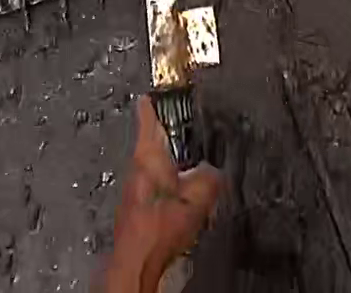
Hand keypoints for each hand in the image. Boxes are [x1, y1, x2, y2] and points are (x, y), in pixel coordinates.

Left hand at [105, 96, 224, 292]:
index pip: (147, 113)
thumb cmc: (158, 227)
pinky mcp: (137, 204)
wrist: (137, 262)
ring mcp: (134, 185)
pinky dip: (169, 182)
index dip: (155, 98)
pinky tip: (183, 195)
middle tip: (186, 124)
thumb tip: (216, 170)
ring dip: (171, 160)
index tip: (159, 88)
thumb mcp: (197, 197)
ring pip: (155, 162)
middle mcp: (137, 165)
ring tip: (192, 162)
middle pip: (153, 137)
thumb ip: (210, 176)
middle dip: (170, 132)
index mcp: (148, 152)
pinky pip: (155, 183)